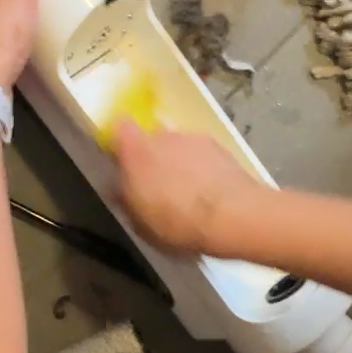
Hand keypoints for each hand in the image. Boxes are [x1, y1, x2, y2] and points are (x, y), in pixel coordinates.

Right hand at [109, 121, 263, 254]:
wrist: (232, 215)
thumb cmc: (176, 223)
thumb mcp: (140, 224)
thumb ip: (126, 200)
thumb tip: (120, 189)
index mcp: (135, 153)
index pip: (119, 128)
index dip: (121, 142)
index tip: (123, 162)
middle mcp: (161, 136)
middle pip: (151, 138)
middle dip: (152, 157)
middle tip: (158, 185)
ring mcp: (192, 138)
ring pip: (177, 146)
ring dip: (179, 162)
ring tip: (189, 191)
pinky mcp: (218, 145)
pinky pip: (200, 153)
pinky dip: (201, 165)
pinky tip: (210, 189)